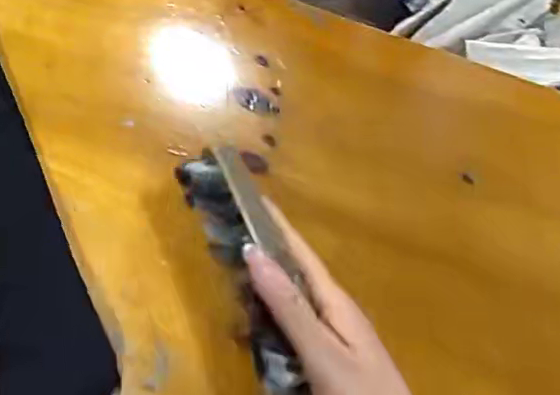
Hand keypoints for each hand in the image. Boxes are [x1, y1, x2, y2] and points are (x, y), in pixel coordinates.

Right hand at [244, 201, 410, 394]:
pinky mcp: (331, 365)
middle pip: (293, 273)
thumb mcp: (323, 355)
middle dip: (262, 252)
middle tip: (224, 234)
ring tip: (230, 275)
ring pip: (291, 302)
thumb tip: (252, 248)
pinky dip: (271, 320)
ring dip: (263, 287)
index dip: (275, 222)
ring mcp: (336, 341)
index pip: (300, 250)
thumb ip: (288, 306)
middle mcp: (336, 314)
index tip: (248, 193)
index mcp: (336, 302)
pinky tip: (253, 327)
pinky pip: (293, 330)